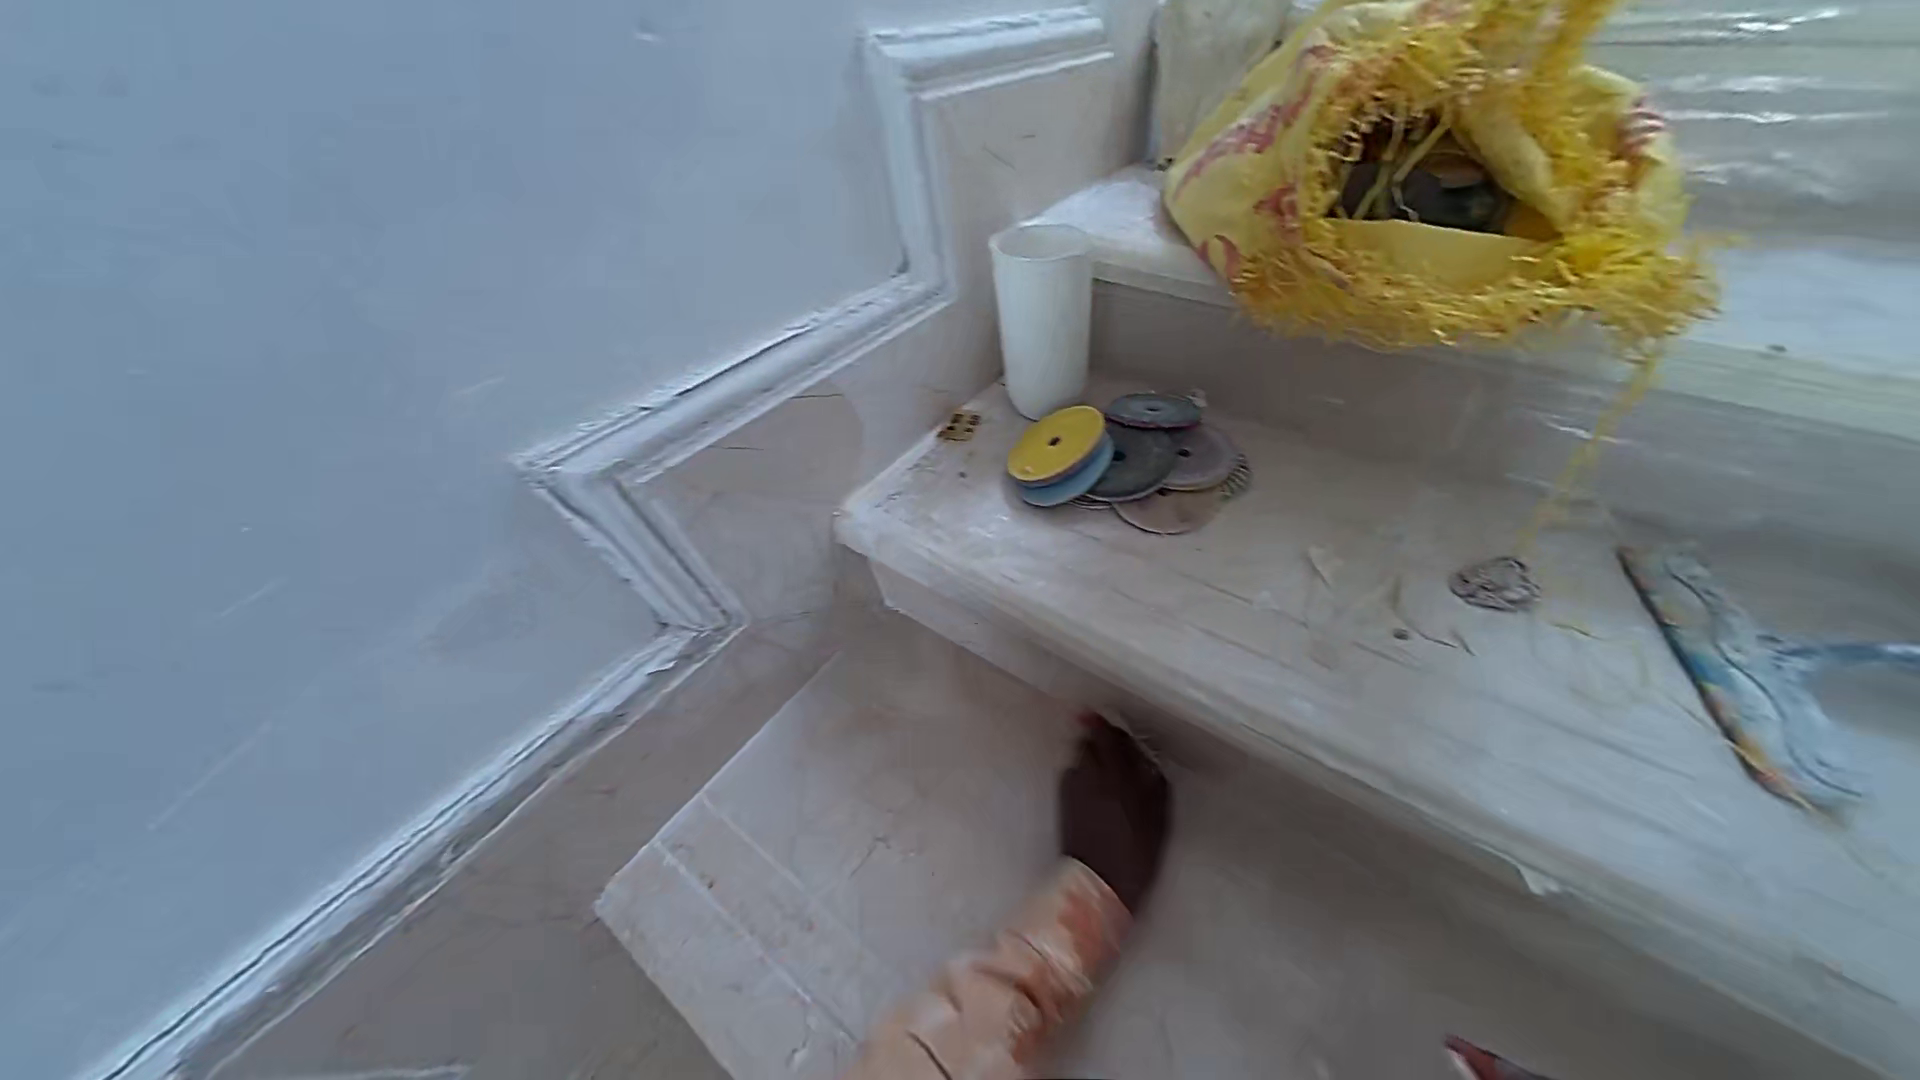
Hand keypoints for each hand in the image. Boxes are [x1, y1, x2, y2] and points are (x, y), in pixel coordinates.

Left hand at [1058, 715, 1170, 911]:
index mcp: (1117, 775)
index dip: (1107, 725)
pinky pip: (1072, 773)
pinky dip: (1081, 772)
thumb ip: (1154, 783)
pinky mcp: (1062, 798)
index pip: (1109, 737)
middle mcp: (1091, 774)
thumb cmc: (1137, 853)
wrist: (1099, 883)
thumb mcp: (1158, 819)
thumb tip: (1147, 760)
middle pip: (1089, 741)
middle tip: (1109, 743)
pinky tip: (1092, 786)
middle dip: (1097, 737)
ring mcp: (1073, 785)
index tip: (1107, 718)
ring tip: (1102, 765)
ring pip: (1079, 756)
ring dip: (1089, 753)